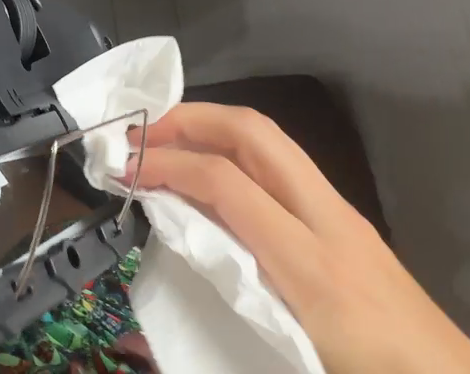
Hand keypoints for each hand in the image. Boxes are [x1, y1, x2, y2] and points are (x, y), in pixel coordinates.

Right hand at [127, 104, 469, 373]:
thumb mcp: (298, 355)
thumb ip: (238, 298)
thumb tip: (179, 248)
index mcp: (314, 265)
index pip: (226, 183)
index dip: (167, 166)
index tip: (123, 170)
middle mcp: (329, 221)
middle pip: (253, 133)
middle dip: (189, 119)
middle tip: (140, 135)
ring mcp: (342, 215)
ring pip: (270, 142)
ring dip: (211, 130)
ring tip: (165, 145)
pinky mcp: (345, 223)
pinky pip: (280, 167)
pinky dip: (234, 154)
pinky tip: (210, 181)